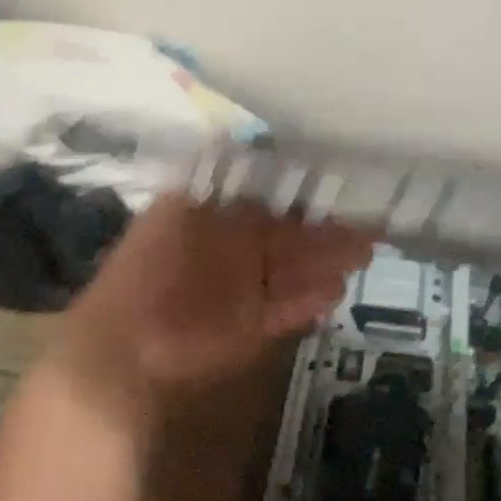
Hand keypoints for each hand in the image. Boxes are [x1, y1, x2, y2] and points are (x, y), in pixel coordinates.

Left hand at [46, 193, 375, 431]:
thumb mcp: (183, 213)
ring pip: (295, 272)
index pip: (270, 200)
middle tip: (374, 223)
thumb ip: (220, 189)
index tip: (343, 184)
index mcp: (215, 217)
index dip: (305, 194)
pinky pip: (288, 309)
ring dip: (328, 263)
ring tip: (365, 252)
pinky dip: (310, 301)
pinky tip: (335, 291)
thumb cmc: (152, 270)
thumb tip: (250, 151)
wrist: (126, 348)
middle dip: (329, 230)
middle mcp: (233, 250)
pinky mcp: (251, 328)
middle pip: (291, 237)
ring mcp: (244, 291)